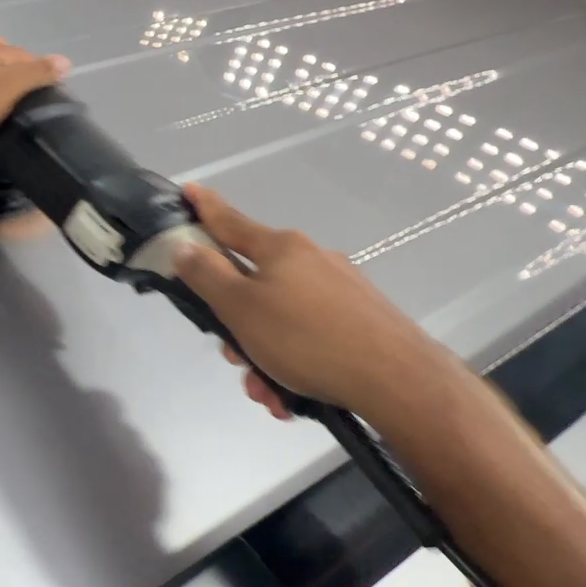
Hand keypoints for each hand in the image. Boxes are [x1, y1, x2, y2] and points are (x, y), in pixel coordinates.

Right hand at [172, 183, 455, 417]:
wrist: (400, 382)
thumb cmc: (306, 337)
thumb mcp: (239, 307)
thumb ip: (206, 275)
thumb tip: (185, 246)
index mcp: (281, 249)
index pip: (230, 221)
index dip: (204, 207)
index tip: (189, 189)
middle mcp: (311, 260)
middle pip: (252, 284)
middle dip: (234, 325)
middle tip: (233, 357)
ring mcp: (340, 290)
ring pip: (279, 318)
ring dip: (262, 356)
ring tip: (267, 391)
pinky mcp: (360, 321)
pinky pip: (308, 338)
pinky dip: (292, 365)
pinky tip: (291, 397)